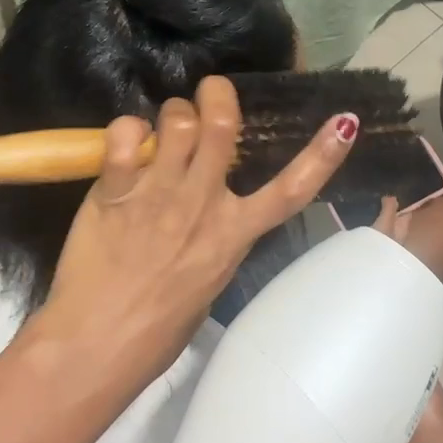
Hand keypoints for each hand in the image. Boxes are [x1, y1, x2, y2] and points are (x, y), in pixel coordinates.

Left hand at [26, 74, 358, 376]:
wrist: (96, 349)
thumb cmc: (154, 331)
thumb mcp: (206, 286)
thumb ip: (214, 240)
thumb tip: (209, 211)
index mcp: (233, 236)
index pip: (290, 191)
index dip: (322, 154)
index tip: (345, 122)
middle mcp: (202, 206)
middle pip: (222, 127)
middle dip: (217, 95)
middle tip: (207, 93)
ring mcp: (159, 195)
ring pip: (178, 121)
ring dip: (171, 112)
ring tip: (159, 126)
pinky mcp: (115, 192)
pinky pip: (126, 137)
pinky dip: (127, 129)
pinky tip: (126, 142)